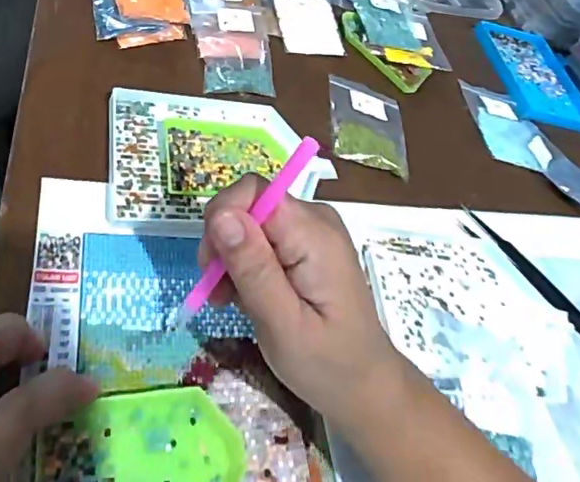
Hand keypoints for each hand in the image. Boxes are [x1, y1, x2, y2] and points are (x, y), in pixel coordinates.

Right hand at [197, 175, 419, 431]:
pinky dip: (246, 263)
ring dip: (231, 258)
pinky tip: (246, 296)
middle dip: (223, 243)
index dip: (222, 216)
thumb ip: (252, 268)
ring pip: (251, 222)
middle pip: (248, 205)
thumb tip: (220, 215)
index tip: (211, 265)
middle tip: (216, 293)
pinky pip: (262, 237)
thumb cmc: (328, 365)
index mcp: (312, 232)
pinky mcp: (305, 244)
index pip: (253, 190)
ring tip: (229, 301)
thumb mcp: (283, 325)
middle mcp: (313, 218)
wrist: (368, 388)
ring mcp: (311, 229)